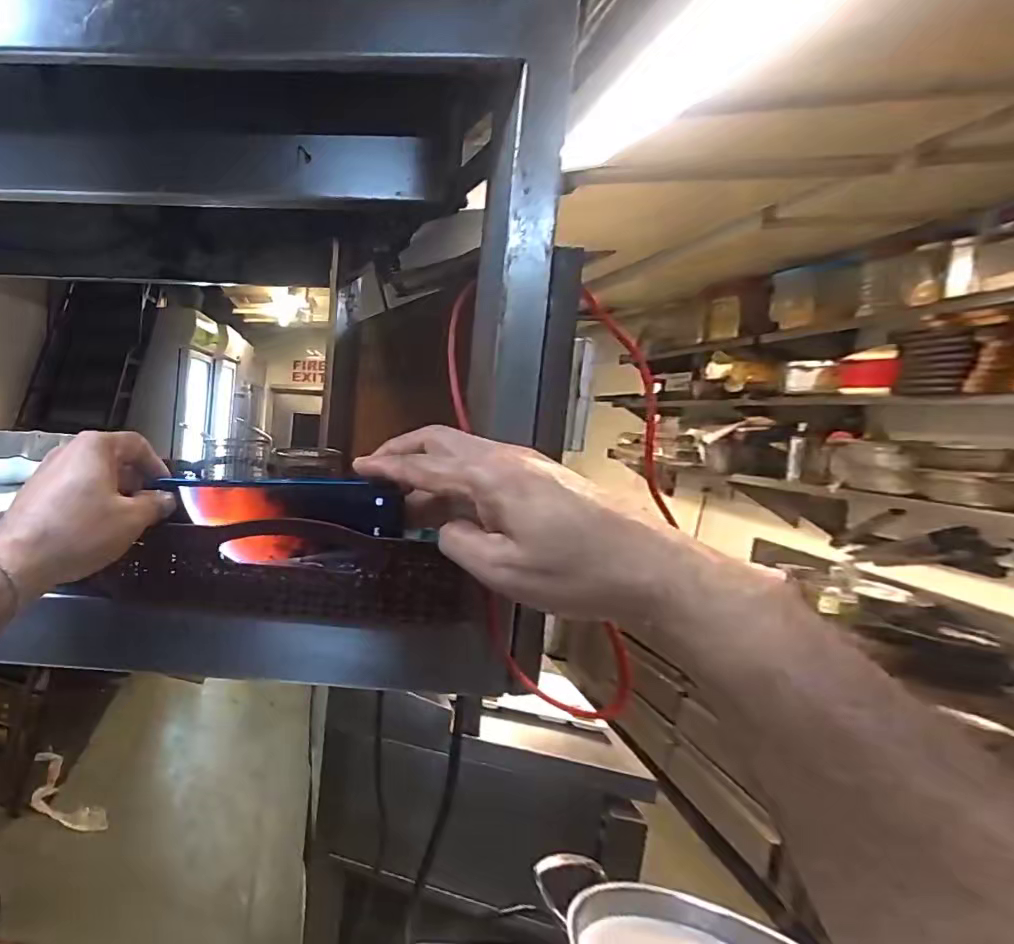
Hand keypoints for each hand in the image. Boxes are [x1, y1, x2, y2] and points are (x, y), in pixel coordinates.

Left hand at [0, 431, 175, 600]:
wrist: (19, 558)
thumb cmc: (79, 532)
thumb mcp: (129, 521)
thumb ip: (153, 504)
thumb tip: (164, 498)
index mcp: (95, 446)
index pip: (137, 444)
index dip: (157, 465)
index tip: (167, 488)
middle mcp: (69, 449)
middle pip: (113, 458)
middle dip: (135, 481)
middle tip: (148, 507)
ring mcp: (49, 468)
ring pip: (92, 475)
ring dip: (113, 494)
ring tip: (122, 522)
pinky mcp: (36, 490)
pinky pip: (73, 488)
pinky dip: (89, 501)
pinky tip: (92, 528)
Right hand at [353, 426, 740, 628]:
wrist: (656, 569)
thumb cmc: (577, 573)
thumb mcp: (503, 570)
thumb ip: (457, 543)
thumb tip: (445, 528)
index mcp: (489, 477)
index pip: (422, 465)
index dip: (386, 466)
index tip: (357, 467)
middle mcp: (504, 458)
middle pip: (439, 440)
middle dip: (402, 451)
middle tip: (377, 472)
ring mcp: (525, 464)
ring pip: (461, 451)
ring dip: (429, 467)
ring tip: (409, 501)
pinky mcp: (541, 477)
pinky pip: (482, 466)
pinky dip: (454, 478)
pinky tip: (452, 508)